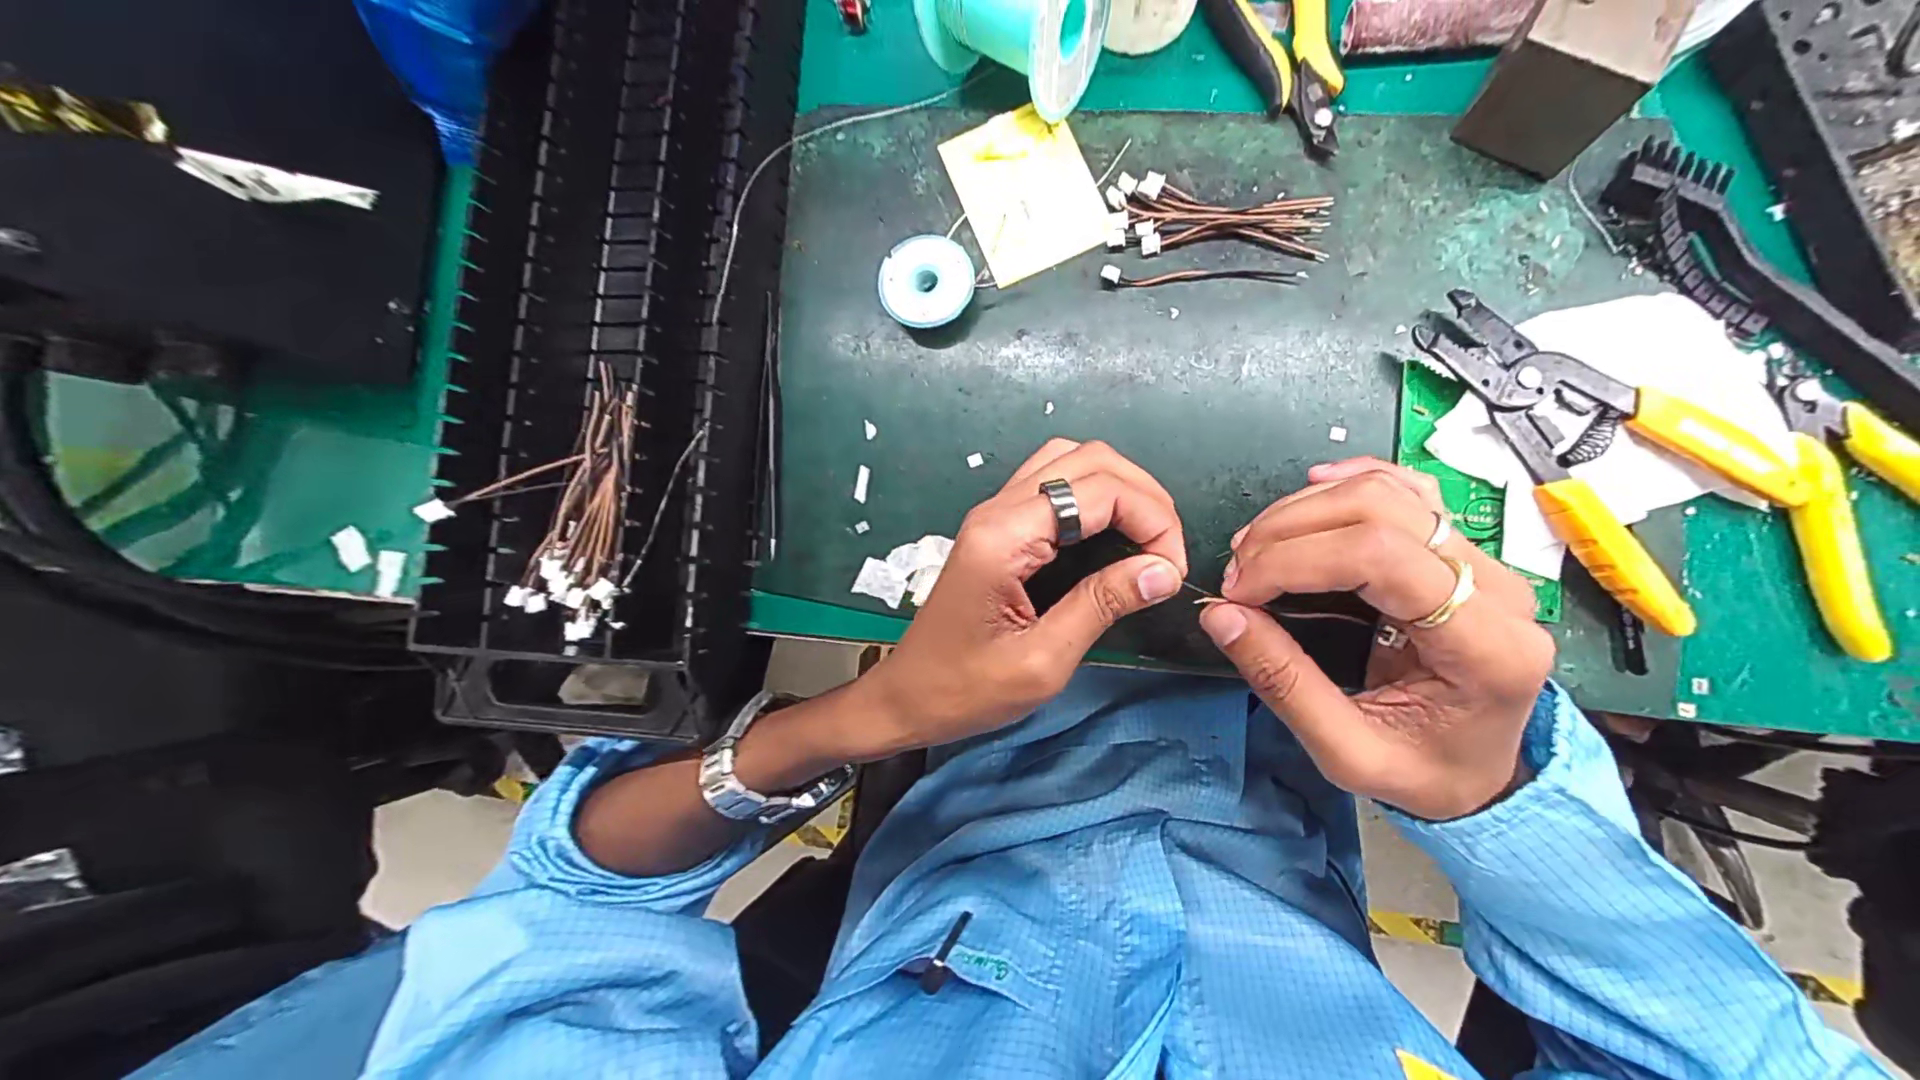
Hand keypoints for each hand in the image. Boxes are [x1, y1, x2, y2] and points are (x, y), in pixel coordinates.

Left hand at [855, 439, 1187, 756]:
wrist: (908, 697)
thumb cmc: (966, 690)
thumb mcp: (1043, 660)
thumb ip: (1102, 604)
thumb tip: (1164, 570)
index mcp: (1004, 537)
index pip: (1099, 488)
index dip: (1152, 519)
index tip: (1170, 570)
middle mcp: (997, 510)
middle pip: (1088, 459)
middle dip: (1143, 497)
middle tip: (1164, 553)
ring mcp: (993, 513)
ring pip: (1070, 462)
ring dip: (1119, 489)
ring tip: (1146, 538)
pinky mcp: (996, 527)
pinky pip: (1052, 486)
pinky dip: (1093, 497)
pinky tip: (1111, 533)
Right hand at [1199, 457, 1554, 819]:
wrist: (1482, 771)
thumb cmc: (1424, 771)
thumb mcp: (1347, 753)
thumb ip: (1284, 684)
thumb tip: (1220, 613)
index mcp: (1485, 646)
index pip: (1381, 557)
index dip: (1292, 559)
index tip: (1238, 591)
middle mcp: (1496, 589)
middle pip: (1380, 509)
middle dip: (1287, 531)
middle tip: (1238, 575)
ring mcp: (1482, 562)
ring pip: (1386, 490)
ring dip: (1302, 509)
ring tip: (1255, 548)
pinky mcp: (1458, 550)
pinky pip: (1405, 488)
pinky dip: (1348, 481)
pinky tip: (1311, 488)